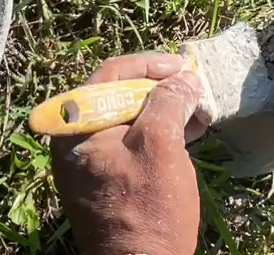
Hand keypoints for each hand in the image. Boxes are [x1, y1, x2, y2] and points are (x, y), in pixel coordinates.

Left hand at [50, 52, 207, 254]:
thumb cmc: (146, 208)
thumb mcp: (160, 144)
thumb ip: (168, 101)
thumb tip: (184, 80)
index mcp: (76, 128)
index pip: (112, 74)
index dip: (149, 64)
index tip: (181, 67)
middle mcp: (76, 142)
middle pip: (121, 95)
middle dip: (161, 89)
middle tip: (193, 89)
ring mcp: (91, 164)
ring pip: (131, 120)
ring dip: (165, 112)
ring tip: (198, 113)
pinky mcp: (109, 182)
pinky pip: (133, 144)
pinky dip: (159, 134)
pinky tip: (188, 134)